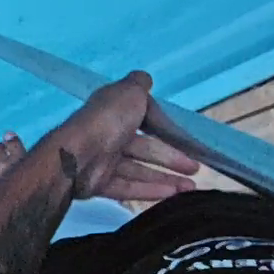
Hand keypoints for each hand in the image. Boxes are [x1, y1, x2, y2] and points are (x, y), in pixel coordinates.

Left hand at [46, 71, 200, 200]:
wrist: (77, 156)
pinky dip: (150, 191)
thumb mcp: (128, 92)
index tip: (185, 139)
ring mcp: (102, 162)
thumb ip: (139, 85)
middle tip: (196, 168)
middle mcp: (108, 136)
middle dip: (171, 158)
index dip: (165, 129)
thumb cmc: (108, 120)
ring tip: (191, 187)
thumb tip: (144, 79)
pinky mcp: (99, 184)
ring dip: (166, 178)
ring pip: (139, 170)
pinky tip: (172, 194)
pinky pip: (128, 188)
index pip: (144, 120)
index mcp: (114, 113)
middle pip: (145, 149)